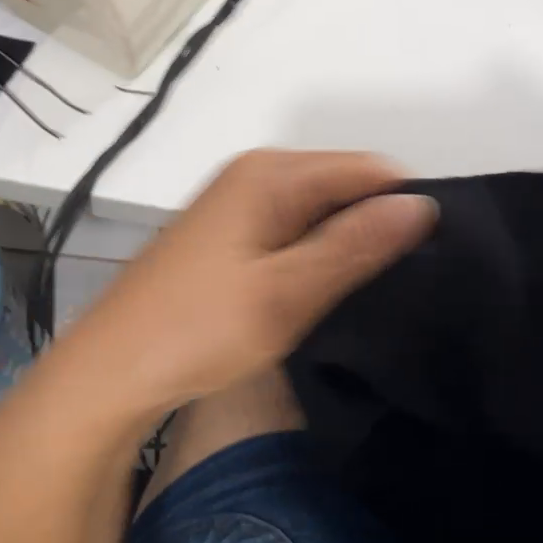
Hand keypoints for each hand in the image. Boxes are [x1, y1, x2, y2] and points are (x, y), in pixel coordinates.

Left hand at [53, 151, 436, 418]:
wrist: (109, 374)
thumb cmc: (198, 330)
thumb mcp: (287, 292)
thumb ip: (355, 244)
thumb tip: (422, 205)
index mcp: (271, 173)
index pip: (368, 168)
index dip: (403, 205)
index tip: (434, 256)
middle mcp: (256, 173)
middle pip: (343, 184)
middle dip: (376, 224)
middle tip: (405, 283)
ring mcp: (239, 202)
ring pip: (320, 210)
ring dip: (346, 243)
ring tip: (372, 291)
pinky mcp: (231, 233)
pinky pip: (294, 228)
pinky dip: (315, 254)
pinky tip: (325, 291)